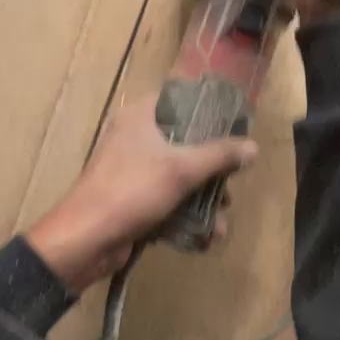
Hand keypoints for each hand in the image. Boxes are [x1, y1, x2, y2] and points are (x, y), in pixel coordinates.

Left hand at [25, 96, 256, 292]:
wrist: (86, 239)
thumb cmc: (131, 190)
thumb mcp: (181, 169)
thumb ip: (219, 156)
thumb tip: (253, 147)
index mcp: (139, 117)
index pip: (178, 100)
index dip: (207, 111)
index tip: (234, 127)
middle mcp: (135, 138)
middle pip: (184, 142)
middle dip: (211, 168)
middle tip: (230, 182)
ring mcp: (133, 171)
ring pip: (178, 176)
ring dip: (203, 200)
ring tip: (221, 220)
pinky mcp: (133, 200)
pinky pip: (167, 202)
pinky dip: (186, 217)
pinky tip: (206, 236)